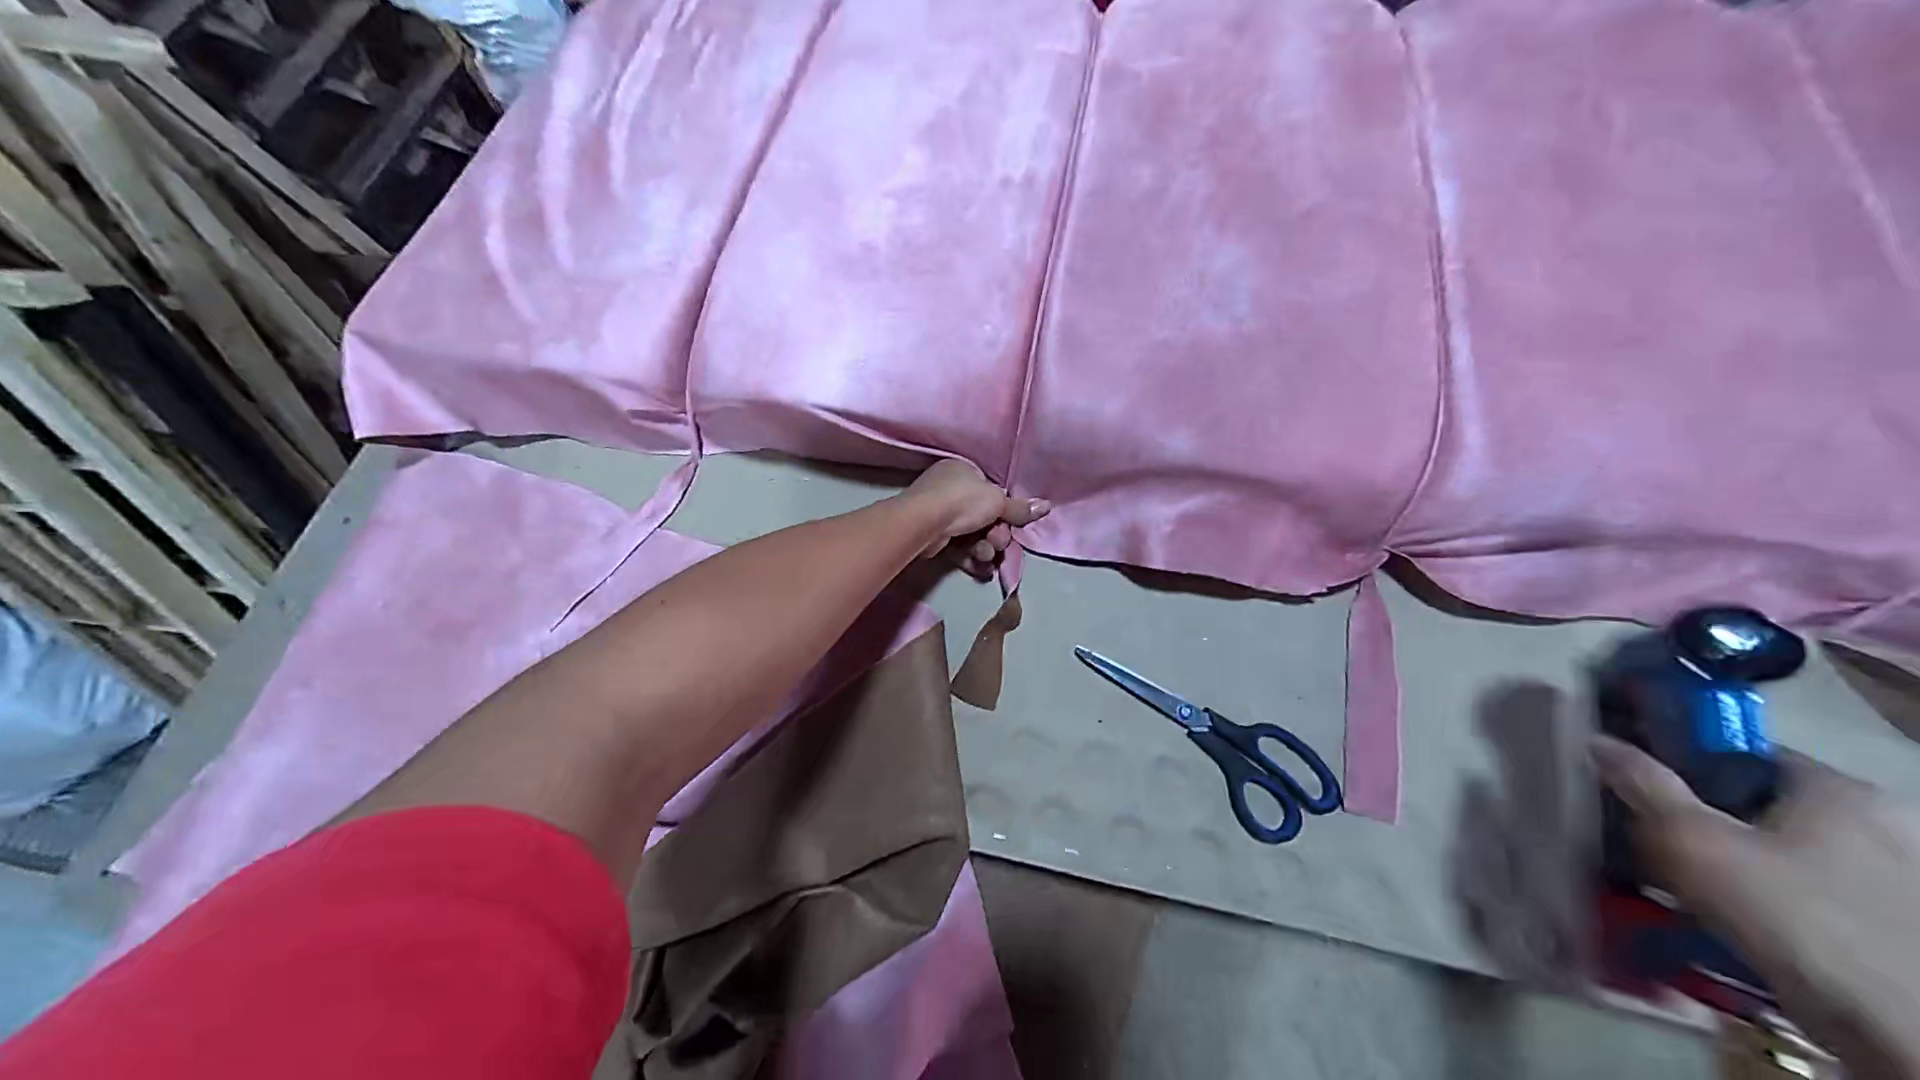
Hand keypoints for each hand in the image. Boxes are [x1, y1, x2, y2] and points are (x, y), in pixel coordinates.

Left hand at [900, 459, 1050, 575]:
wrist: (923, 522)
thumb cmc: (961, 501)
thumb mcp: (996, 501)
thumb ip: (1019, 508)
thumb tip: (1046, 506)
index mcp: (964, 470)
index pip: (991, 491)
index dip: (1004, 510)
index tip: (1011, 524)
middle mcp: (950, 489)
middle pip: (984, 516)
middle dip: (995, 534)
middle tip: (997, 541)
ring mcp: (939, 512)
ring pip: (973, 534)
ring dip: (984, 547)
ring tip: (985, 553)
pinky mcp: (934, 536)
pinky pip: (959, 547)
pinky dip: (971, 556)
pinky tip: (979, 566)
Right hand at [1593, 736, 1919, 1077]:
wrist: (1899, 1035)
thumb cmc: (1794, 917)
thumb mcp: (1691, 842)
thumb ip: (1641, 785)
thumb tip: (1597, 740)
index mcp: (1840, 791)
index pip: (1739, 751)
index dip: (1678, 759)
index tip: (1633, 783)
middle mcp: (1878, 826)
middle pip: (1753, 805)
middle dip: (1694, 820)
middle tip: (1642, 839)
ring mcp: (1890, 884)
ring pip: (1772, 855)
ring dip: (1719, 866)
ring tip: (1666, 886)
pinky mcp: (1886, 930)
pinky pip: (1796, 897)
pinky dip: (1753, 903)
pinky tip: (1715, 923)